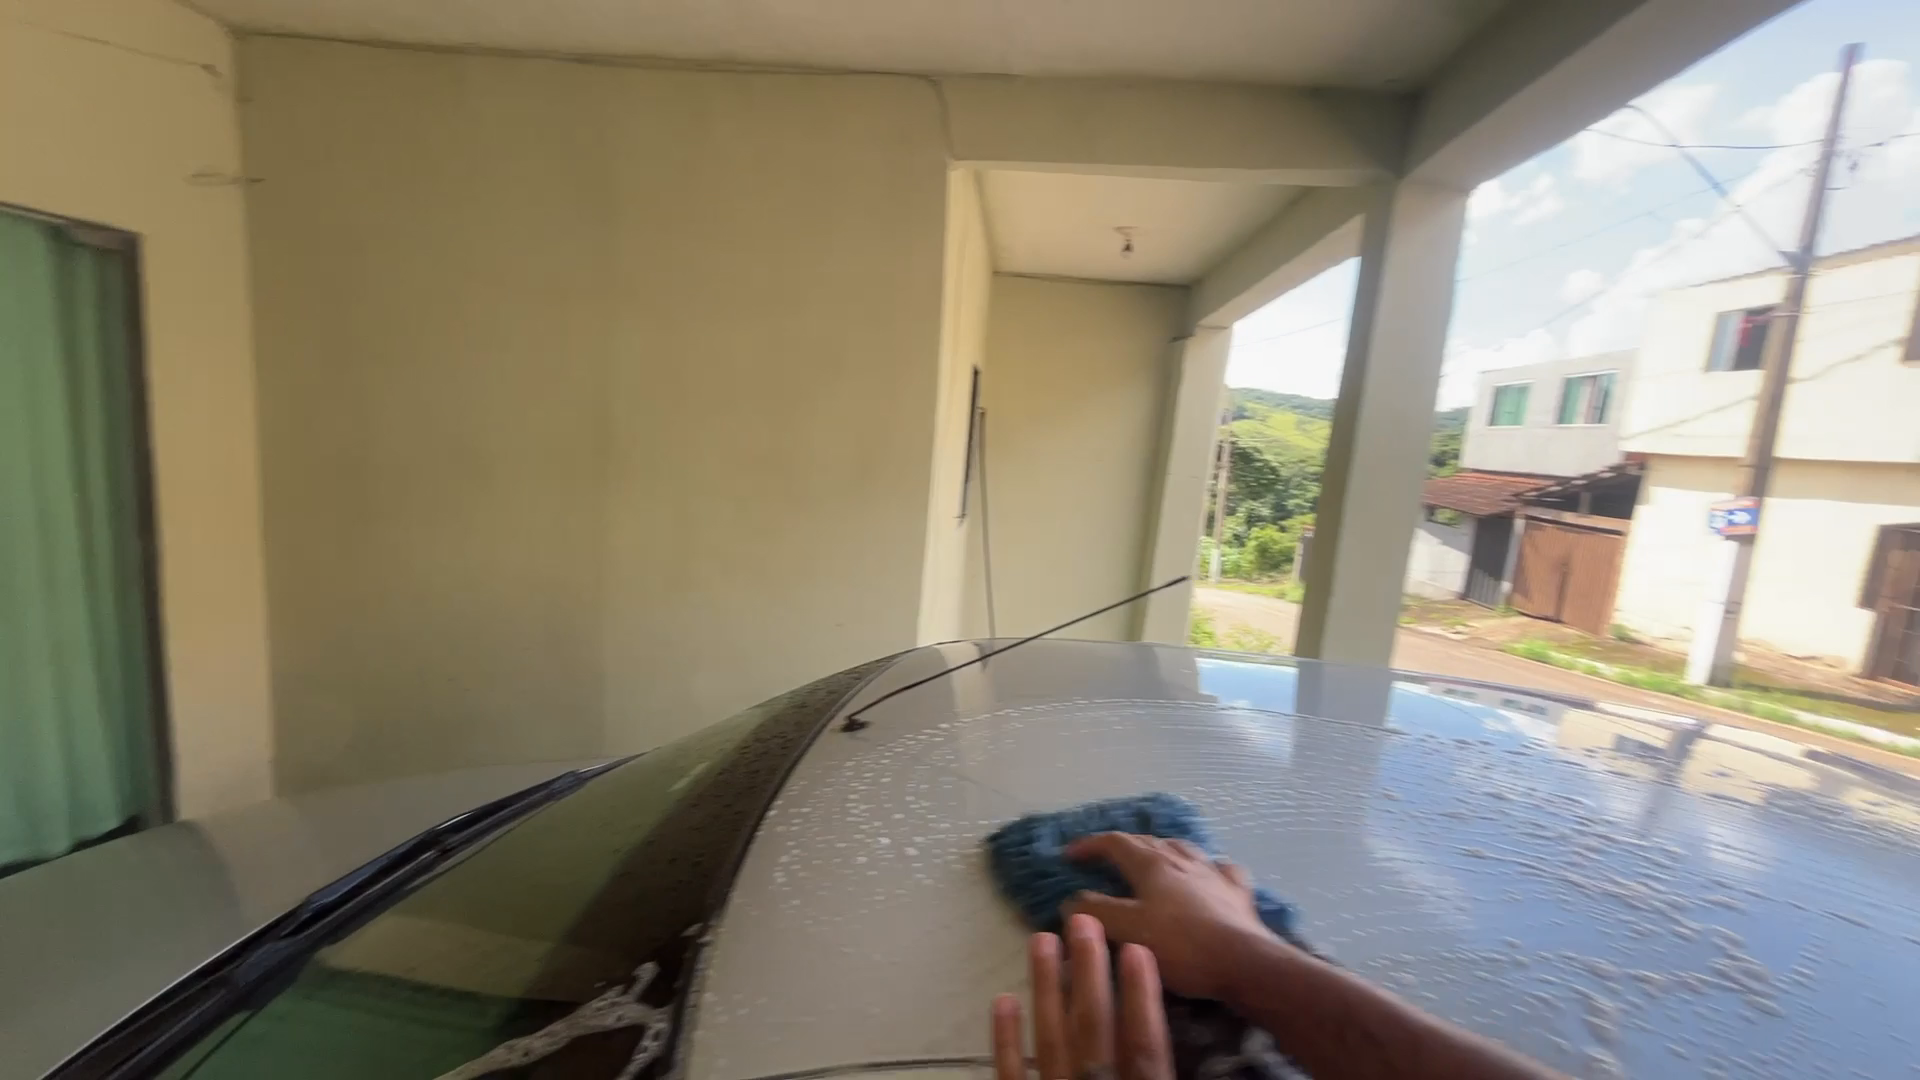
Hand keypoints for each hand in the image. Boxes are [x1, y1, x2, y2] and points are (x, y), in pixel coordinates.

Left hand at [993, 913, 1171, 1079]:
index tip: (1137, 948)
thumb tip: (1224, 1063)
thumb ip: (1163, 1068)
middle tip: (1083, 921)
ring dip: (1046, 988)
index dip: (1141, 998)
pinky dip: (1006, 1040)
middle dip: (1088, 974)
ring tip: (1041, 938)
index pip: (1144, 1049)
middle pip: (1093, 1031)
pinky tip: (1003, 1000)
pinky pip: (1011, 1076)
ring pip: (1050, 1042)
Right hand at [1063, 833, 1276, 1001]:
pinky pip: (1220, 868)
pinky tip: (1209, 873)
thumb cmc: (1182, 945)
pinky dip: (1208, 867)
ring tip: (1152, 858)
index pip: (1113, 842)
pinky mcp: (1237, 892)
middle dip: (1120, 846)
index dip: (1089, 845)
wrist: (1246, 963)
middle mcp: (1180, 857)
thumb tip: (1070, 901)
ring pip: (1181, 847)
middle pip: (1145, 841)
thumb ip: (1095, 912)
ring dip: (1160, 848)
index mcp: (1151, 863)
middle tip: (1103, 859)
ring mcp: (1212, 872)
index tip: (1069, 855)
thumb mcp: (1128, 931)